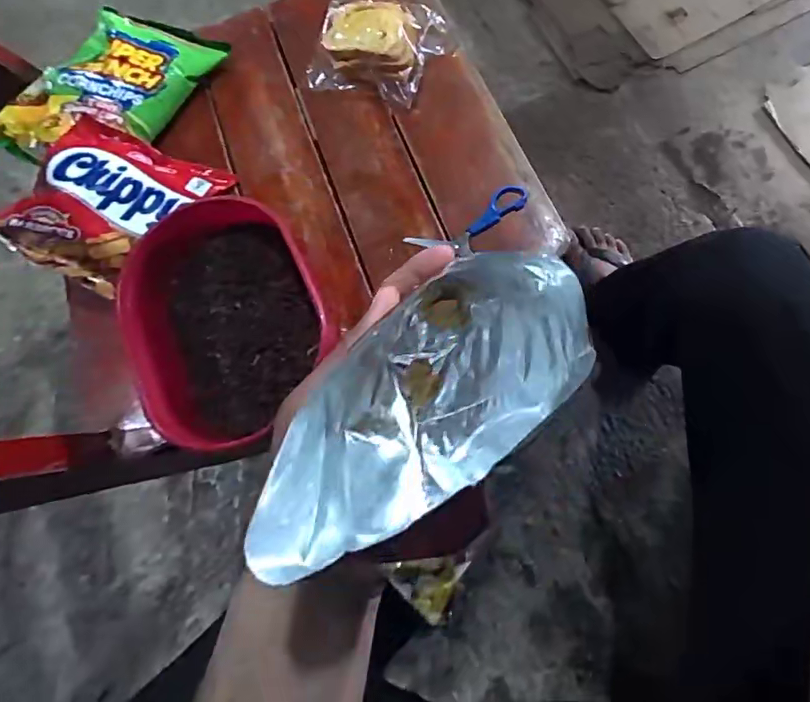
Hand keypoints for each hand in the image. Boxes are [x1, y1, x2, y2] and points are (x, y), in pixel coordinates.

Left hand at [197, 246, 457, 701]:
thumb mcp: (314, 406)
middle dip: (451, 300)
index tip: (452, 254)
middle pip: (424, 326)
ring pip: (445, 360)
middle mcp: (391, 374)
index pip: (390, 303)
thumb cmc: (307, 471)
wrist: (322, 555)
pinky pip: (458, 400)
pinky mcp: (436, 436)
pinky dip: (477, 382)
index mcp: (358, 359)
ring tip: (502, 317)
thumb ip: (351, 355)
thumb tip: (388, 297)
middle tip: (488, 283)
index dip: (418, 275)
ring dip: (469, 337)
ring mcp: (416, 404)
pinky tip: (501, 374)